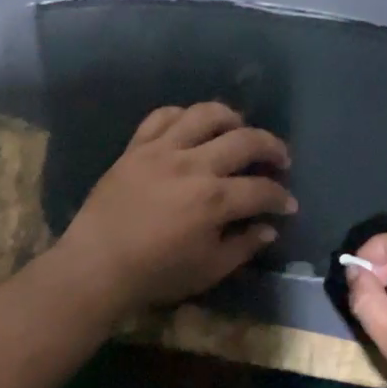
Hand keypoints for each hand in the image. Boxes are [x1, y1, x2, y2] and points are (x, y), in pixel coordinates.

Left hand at [51, 103, 294, 314]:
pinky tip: (192, 126)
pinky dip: (182, 115)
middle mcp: (192, 165)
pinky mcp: (136, 146)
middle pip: (244, 141)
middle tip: (279, 159)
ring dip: (230, 118)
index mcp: (214, 199)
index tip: (287, 204)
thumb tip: (268, 228)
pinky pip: (162, 116)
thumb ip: (243, 245)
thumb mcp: (209, 269)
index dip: (281, 197)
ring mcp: (161, 150)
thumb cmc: (156, 273)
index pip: (262, 190)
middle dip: (271, 147)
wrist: (98, 262)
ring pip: (204, 114)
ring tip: (239, 130)